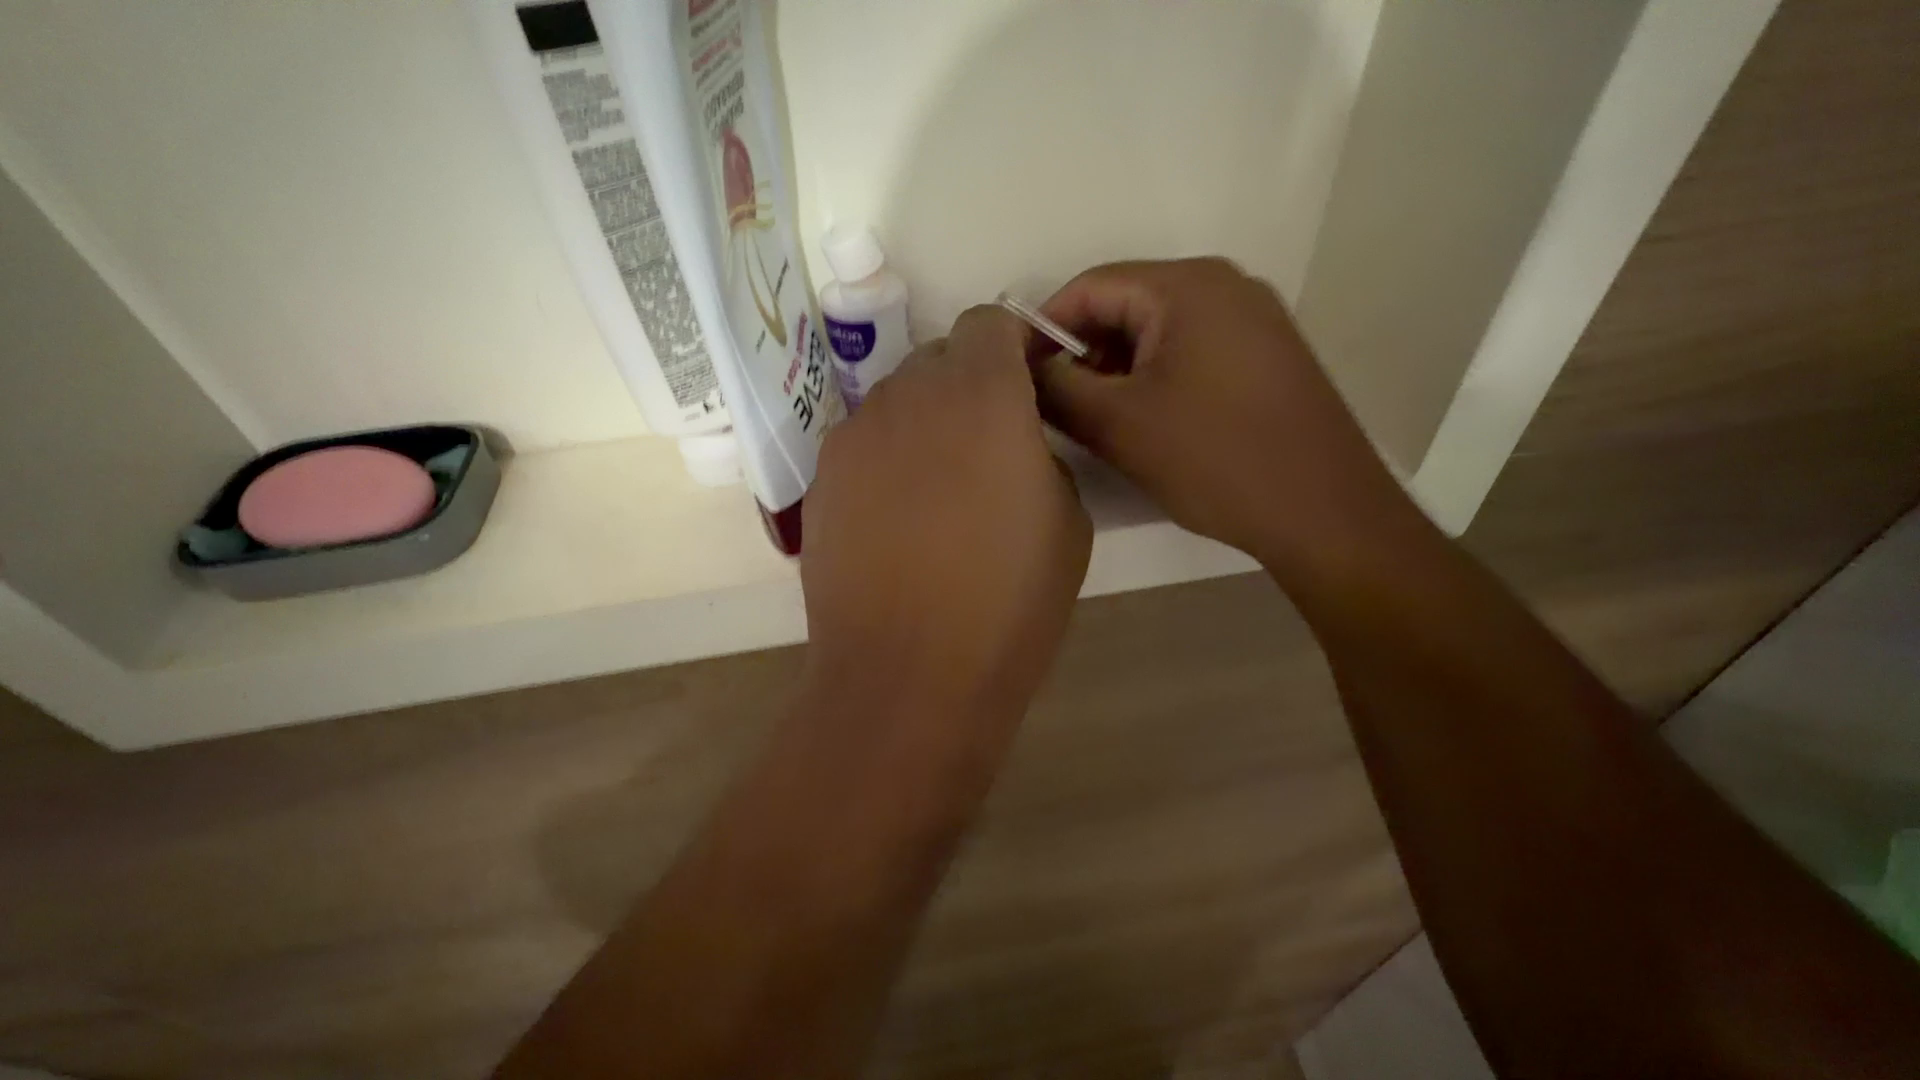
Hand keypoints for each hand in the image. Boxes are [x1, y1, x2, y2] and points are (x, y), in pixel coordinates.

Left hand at [802, 305, 1092, 737]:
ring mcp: (854, 437)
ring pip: (897, 402)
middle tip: (989, 448)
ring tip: (941, 492)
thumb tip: (1012, 446)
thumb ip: (1041, 454)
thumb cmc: (1008, 602)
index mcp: (981, 393)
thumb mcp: (1067, 519)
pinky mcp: (821, 481)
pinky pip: (863, 446)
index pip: (990, 324)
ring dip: (925, 424)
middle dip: (969, 385)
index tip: (1029, 390)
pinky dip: (887, 463)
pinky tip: (899, 523)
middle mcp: (908, 396)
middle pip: (939, 359)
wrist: (908, 676)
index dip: (1013, 348)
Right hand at [1034, 258, 1414, 577]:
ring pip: (1159, 330)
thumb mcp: (1119, 425)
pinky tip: (1144, 421)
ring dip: (1117, 368)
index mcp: (1187, 285)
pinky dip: (1156, 376)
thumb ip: (1058, 388)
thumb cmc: (1216, 460)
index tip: (1016, 374)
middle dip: (1082, 351)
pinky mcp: (1268, 354)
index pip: (1089, 286)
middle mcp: (1225, 285)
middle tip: (1052, 404)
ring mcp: (1254, 318)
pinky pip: (1194, 349)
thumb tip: (1025, 369)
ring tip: (1094, 420)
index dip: (1042, 328)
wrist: (1326, 512)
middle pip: (1126, 304)